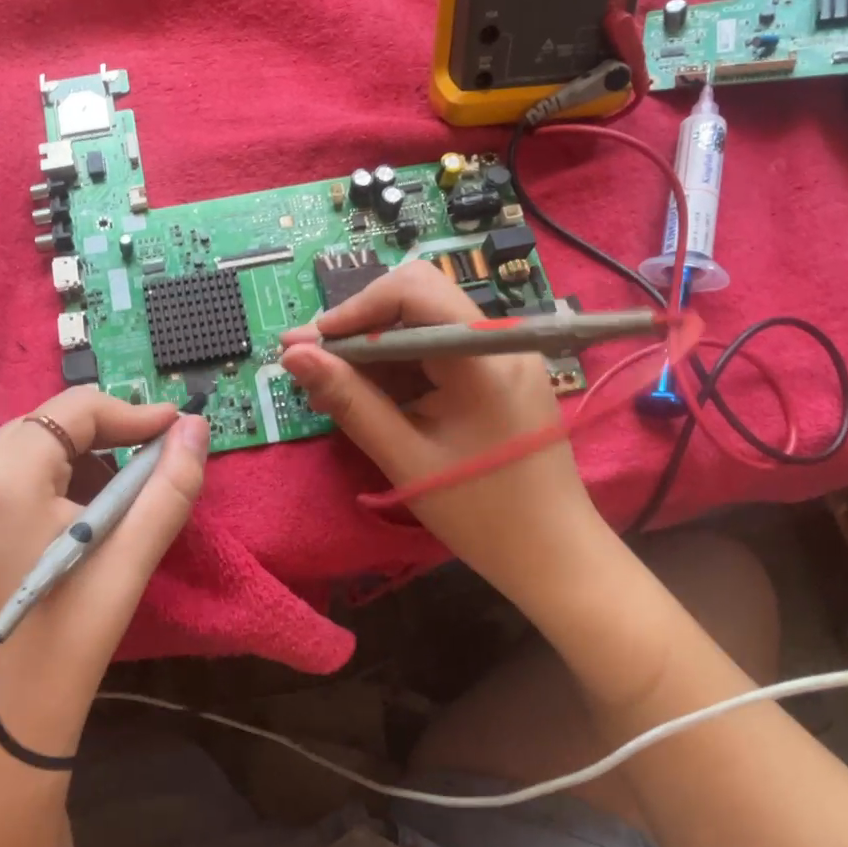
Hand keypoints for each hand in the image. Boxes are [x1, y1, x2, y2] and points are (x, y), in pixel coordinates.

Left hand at [0, 387, 210, 756]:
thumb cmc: (67, 644)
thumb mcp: (127, 563)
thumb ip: (168, 487)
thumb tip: (195, 428)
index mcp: (2, 476)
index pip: (74, 409)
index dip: (131, 412)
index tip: (175, 429)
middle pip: (44, 424)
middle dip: (101, 437)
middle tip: (146, 470)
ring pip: (20, 450)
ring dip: (70, 460)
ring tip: (109, 502)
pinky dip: (36, 483)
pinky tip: (63, 526)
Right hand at [279, 260, 603, 580]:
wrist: (554, 555)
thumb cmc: (481, 513)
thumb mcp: (403, 457)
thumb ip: (348, 400)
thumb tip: (293, 355)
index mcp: (482, 357)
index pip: (413, 291)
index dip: (354, 309)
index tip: (309, 344)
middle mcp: (497, 341)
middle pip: (415, 302)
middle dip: (358, 329)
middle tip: (311, 365)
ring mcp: (501, 356)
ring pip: (421, 327)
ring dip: (372, 353)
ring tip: (330, 391)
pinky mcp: (497, 375)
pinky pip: (437, 353)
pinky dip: (398, 370)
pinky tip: (369, 400)